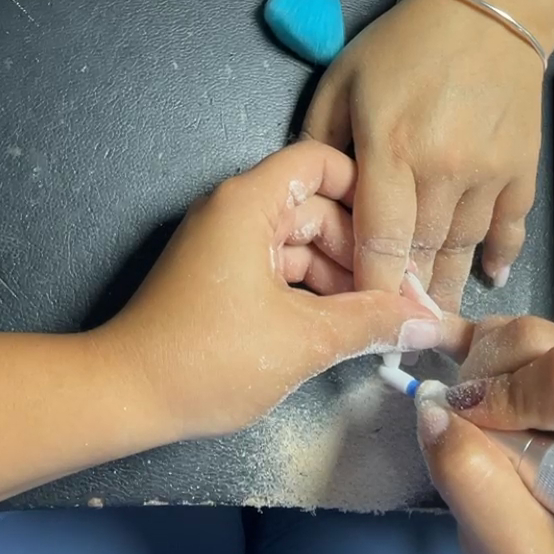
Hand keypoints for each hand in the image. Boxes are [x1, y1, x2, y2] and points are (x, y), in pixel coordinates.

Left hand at [91, 142, 459, 440]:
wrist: (126, 392)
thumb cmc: (210, 356)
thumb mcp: (301, 340)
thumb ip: (371, 322)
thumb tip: (428, 321)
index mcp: (248, 202)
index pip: (320, 161)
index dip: (367, 189)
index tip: (404, 233)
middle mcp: (236, 209)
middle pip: (316, 206)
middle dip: (361, 249)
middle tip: (407, 295)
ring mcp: (227, 242)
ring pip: (300, 241)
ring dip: (340, 275)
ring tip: (384, 318)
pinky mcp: (223, 274)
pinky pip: (280, 266)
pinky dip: (312, 290)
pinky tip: (346, 324)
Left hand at [304, 0, 553, 308]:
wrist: (490, 12)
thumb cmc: (400, 46)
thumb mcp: (339, 83)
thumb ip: (319, 143)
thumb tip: (307, 197)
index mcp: (389, 149)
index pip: (379, 240)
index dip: (371, 287)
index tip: (359, 318)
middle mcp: (442, 171)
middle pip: (420, 254)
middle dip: (403, 296)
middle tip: (387, 328)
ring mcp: (489, 174)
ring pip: (461, 250)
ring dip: (443, 287)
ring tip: (427, 318)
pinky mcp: (523, 172)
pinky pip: (507, 230)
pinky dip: (494, 258)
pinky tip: (482, 280)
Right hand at [418, 317, 553, 553]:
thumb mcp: (510, 551)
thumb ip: (472, 482)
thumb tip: (435, 411)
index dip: (507, 395)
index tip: (476, 432)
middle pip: (542, 342)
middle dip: (486, 378)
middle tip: (472, 428)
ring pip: (525, 332)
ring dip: (481, 367)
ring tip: (481, 419)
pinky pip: (517, 329)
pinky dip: (476, 348)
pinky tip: (465, 383)